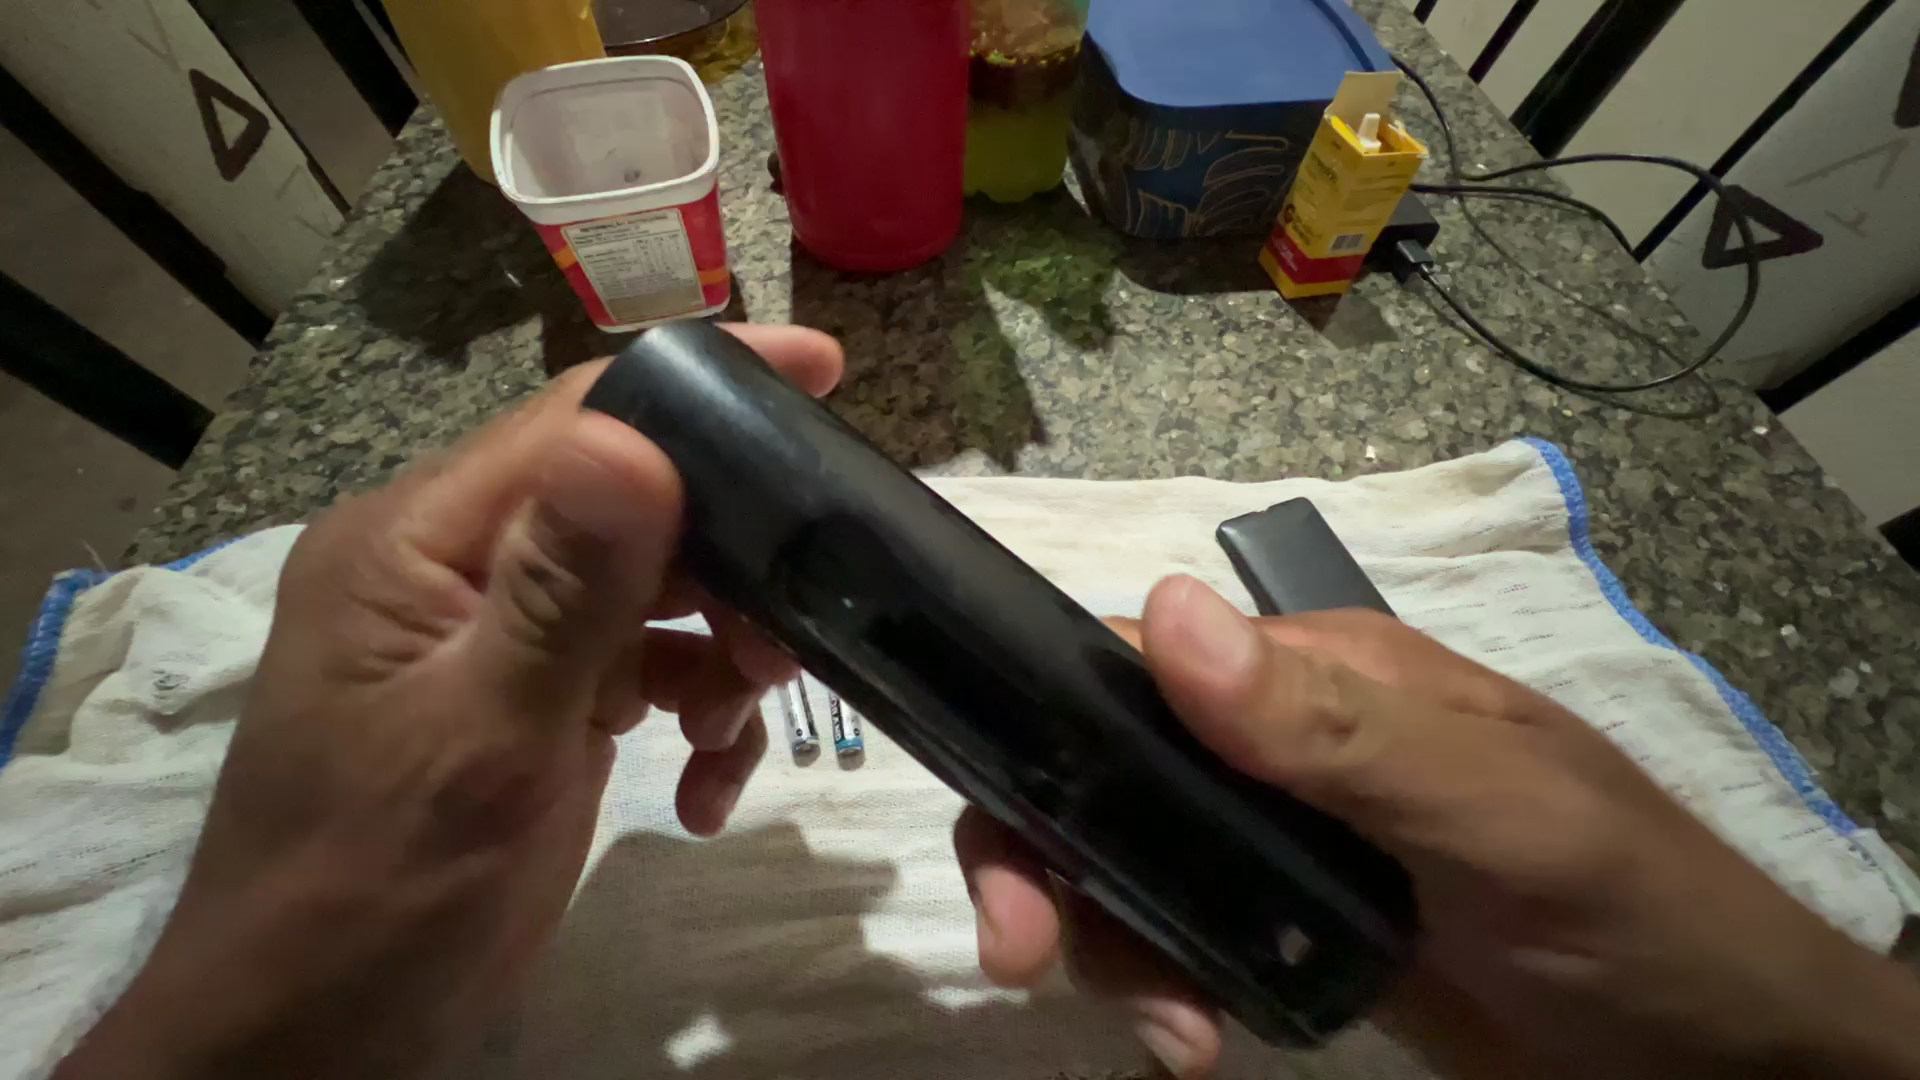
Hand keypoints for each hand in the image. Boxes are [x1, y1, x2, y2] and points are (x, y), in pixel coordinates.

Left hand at [54, 325, 843, 1079]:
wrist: (331, 1037)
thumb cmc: (384, 889)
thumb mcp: (485, 738)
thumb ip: (563, 592)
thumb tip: (631, 443)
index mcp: (429, 537)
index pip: (583, 417)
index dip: (707, 387)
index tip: (823, 370)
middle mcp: (475, 561)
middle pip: (647, 508)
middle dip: (733, 570)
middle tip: (790, 636)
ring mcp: (520, 625)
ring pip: (669, 591)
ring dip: (724, 655)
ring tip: (732, 729)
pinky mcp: (558, 684)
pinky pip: (659, 663)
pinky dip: (700, 711)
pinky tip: (704, 781)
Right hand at [955, 576, 1919, 1078]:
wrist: (1703, 1052)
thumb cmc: (1617, 898)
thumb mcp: (1486, 801)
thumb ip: (1330, 720)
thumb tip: (1166, 612)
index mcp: (1296, 673)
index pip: (1129, 668)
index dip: (1050, 731)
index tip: (1014, 831)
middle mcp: (1256, 738)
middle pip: (1101, 770)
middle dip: (1044, 854)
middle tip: (1021, 948)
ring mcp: (1260, 827)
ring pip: (1118, 857)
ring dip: (1102, 937)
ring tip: (1164, 1027)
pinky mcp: (1267, 907)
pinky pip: (1166, 927)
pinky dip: (1151, 979)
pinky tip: (1187, 1033)